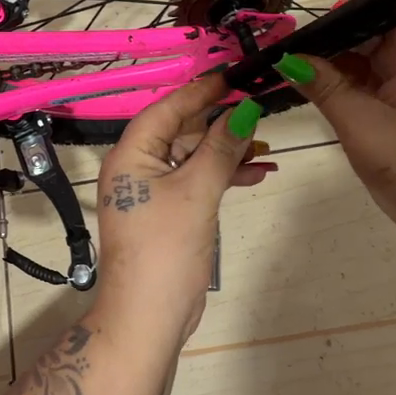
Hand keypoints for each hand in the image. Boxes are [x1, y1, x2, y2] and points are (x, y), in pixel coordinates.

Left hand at [90, 76, 272, 339]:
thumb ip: (221, 149)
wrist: (147, 318)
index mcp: (131, 153)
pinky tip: (256, 173)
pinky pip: (196, 180)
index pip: (167, 108)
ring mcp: (152, 191)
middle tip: (257, 109)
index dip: (200, 91)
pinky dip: (223, 176)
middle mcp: (136, 166)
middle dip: (218, 122)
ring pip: (192, 156)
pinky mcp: (167, 212)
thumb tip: (244, 109)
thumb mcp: (197, 193)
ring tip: (264, 145)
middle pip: (180, 130)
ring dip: (226, 151)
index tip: (233, 76)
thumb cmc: (165, 249)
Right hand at [277, 1, 395, 263]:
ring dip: (337, 55)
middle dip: (340, 29)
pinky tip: (315, 85)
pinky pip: (369, 78)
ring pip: (371, 53)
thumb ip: (324, 88)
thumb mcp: (361, 129)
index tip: (329, 13)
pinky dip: (343, 78)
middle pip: (381, 26)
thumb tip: (285, 56)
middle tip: (299, 43)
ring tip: (298, 63)